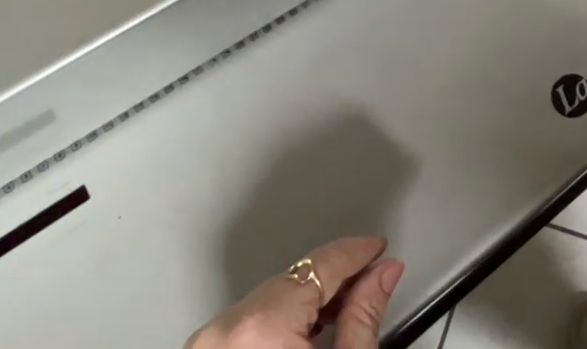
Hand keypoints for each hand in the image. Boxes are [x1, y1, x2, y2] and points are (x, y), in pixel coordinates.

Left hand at [186, 236, 404, 348]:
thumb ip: (364, 316)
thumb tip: (383, 273)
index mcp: (260, 329)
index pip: (320, 267)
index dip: (357, 253)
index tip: (378, 249)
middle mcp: (222, 332)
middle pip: (293, 281)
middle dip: (334, 279)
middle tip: (371, 280)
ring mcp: (203, 347)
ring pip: (268, 301)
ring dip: (306, 301)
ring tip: (340, 314)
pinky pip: (245, 324)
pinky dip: (277, 322)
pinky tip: (303, 335)